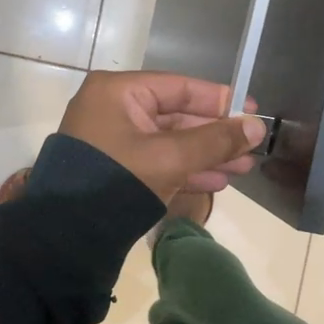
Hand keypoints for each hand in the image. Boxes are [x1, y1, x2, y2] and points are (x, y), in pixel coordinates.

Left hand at [58, 71, 265, 199]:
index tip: (254, 111)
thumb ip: (215, 140)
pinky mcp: (117, 170)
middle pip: (178, 116)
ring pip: (171, 142)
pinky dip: (187, 170)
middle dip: (217, 134)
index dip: (221, 100)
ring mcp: (114, 142)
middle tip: (252, 146)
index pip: (181, 88)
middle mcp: (115, 109)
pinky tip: (218, 181)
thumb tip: (256, 127)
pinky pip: (159, 162)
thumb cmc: (118, 181)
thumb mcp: (171, 158)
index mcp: (119, 92)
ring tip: (243, 168)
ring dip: (207, 155)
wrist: (67, 236)